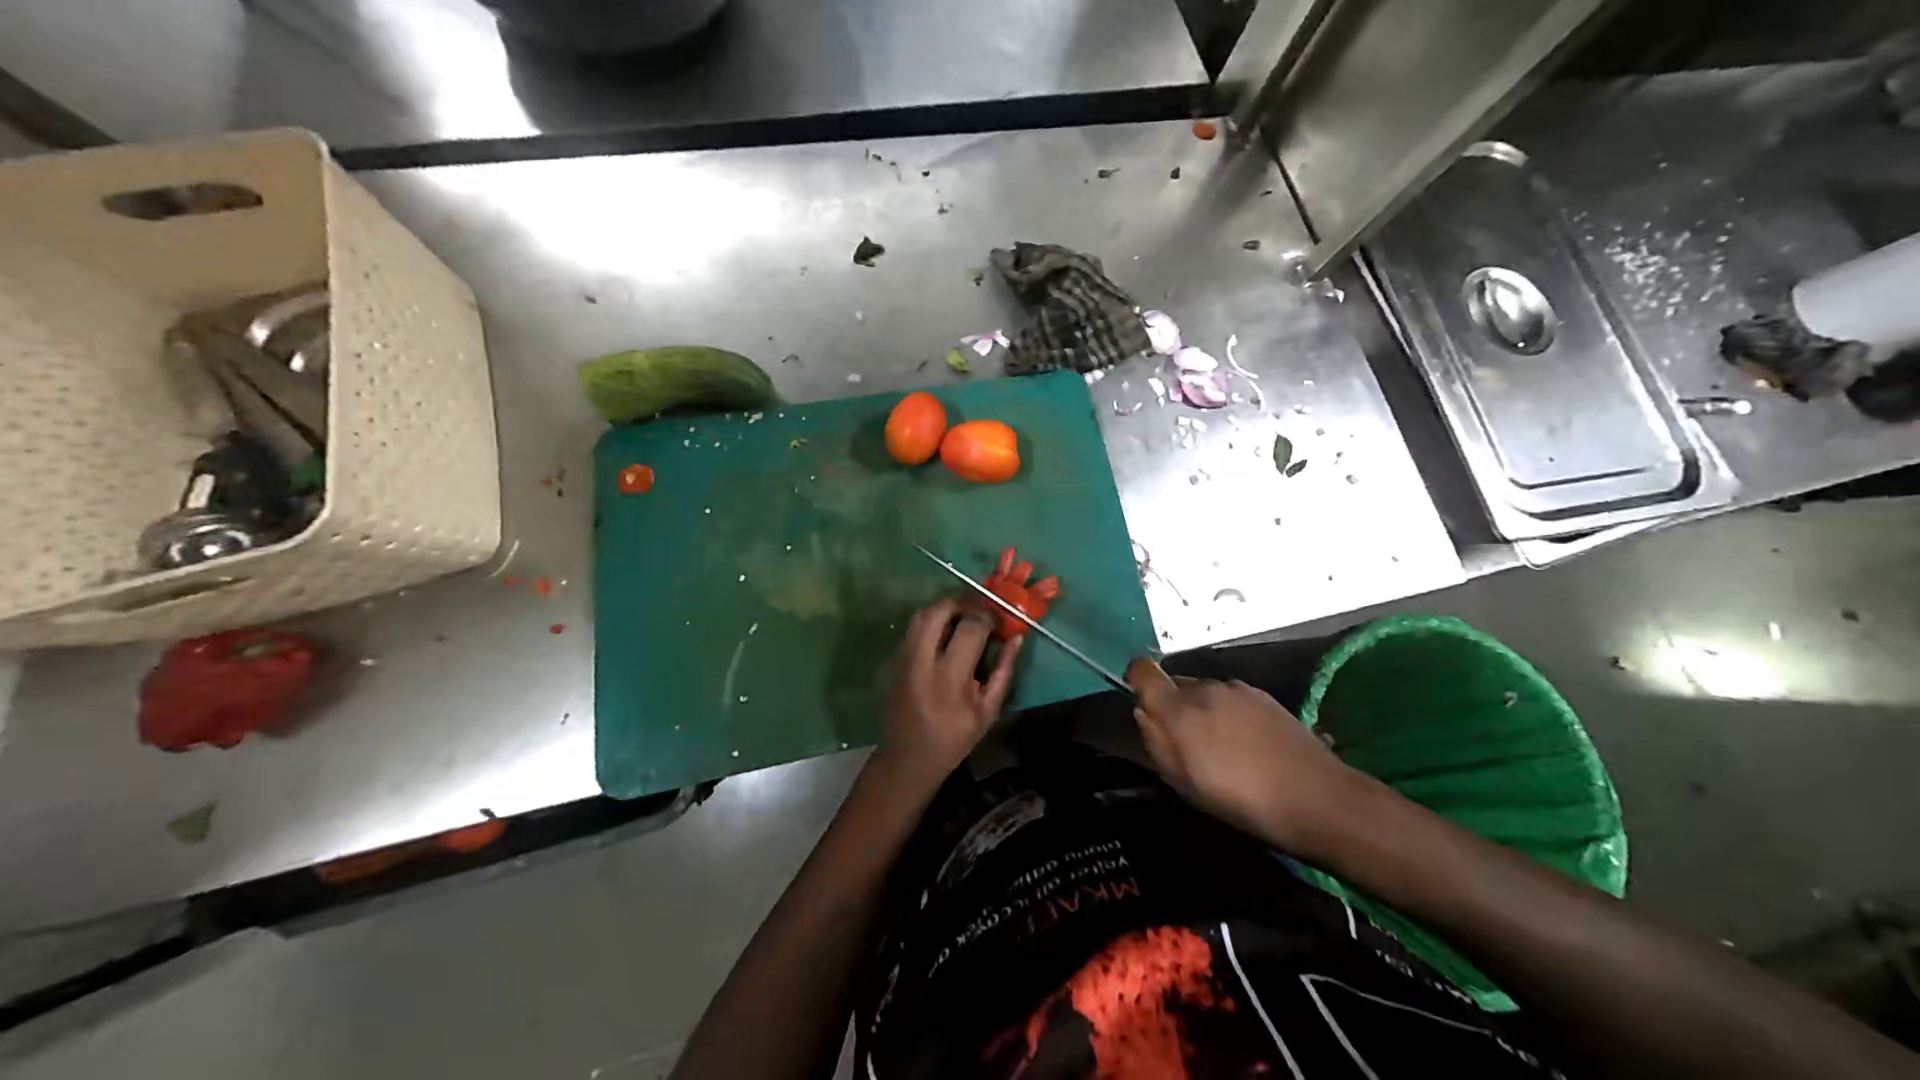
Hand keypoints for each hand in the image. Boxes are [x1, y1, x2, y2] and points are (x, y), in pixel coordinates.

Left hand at [878, 598, 1024, 785]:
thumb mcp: (989, 710)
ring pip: (921, 614)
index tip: (998, 620)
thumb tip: (1016, 637)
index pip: (970, 629)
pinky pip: (913, 628)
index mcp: (949, 679)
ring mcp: (903, 659)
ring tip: (964, 615)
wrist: (909, 757)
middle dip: (963, 601)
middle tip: (980, 606)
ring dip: (945, 607)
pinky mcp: (894, 659)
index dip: (987, 617)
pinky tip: (946, 631)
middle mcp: (922, 663)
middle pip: (938, 611)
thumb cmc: (955, 738)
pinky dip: (931, 621)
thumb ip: (1004, 670)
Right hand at [1127, 657, 1369, 856]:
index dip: (1137, 680)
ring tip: (1221, 748)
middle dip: (1174, 706)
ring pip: (1206, 692)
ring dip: (1204, 711)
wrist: (1316, 798)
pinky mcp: (1266, 697)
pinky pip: (1233, 699)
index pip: (1144, 670)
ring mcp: (1239, 689)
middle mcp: (1206, 687)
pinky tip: (1248, 746)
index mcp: (1178, 707)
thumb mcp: (1183, 781)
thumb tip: (1143, 712)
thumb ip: (1155, 740)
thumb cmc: (1239, 798)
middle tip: (1186, 743)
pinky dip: (1230, 714)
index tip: (1142, 704)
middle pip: (1176, 684)